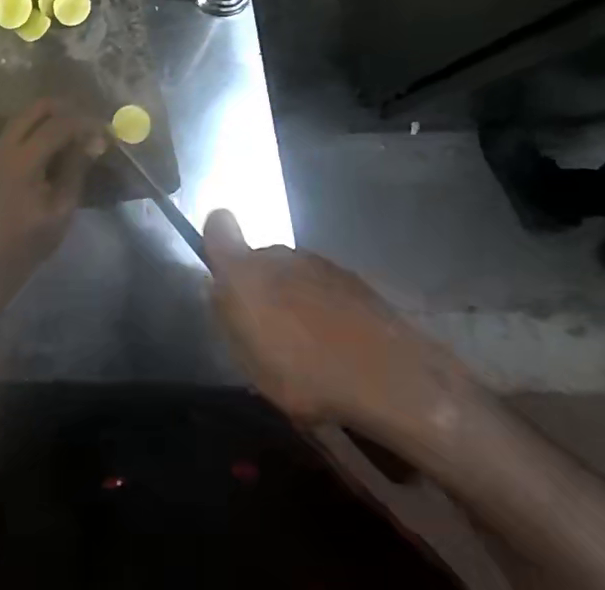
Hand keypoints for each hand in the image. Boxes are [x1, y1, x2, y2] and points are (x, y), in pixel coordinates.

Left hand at [0, 99, 100, 294]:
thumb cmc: (29, 241)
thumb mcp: (62, 208)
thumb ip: (76, 168)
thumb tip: (94, 140)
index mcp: (21, 161)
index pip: (57, 126)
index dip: (84, 123)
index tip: (104, 130)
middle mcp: (2, 147)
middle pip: (35, 109)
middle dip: (65, 110)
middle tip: (87, 125)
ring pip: (22, 118)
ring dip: (48, 119)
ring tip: (72, 135)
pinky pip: (13, 133)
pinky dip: (34, 131)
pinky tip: (51, 149)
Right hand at [202, 210, 490, 438]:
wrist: (389, 376)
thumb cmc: (304, 368)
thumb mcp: (247, 355)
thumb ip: (227, 313)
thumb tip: (218, 286)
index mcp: (248, 270)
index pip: (220, 229)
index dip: (215, 241)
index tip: (219, 272)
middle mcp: (284, 255)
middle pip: (260, 260)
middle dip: (259, 285)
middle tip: (264, 329)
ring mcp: (323, 266)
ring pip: (295, 275)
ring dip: (294, 299)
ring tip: (304, 346)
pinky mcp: (356, 283)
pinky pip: (325, 292)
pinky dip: (323, 310)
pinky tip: (335, 346)